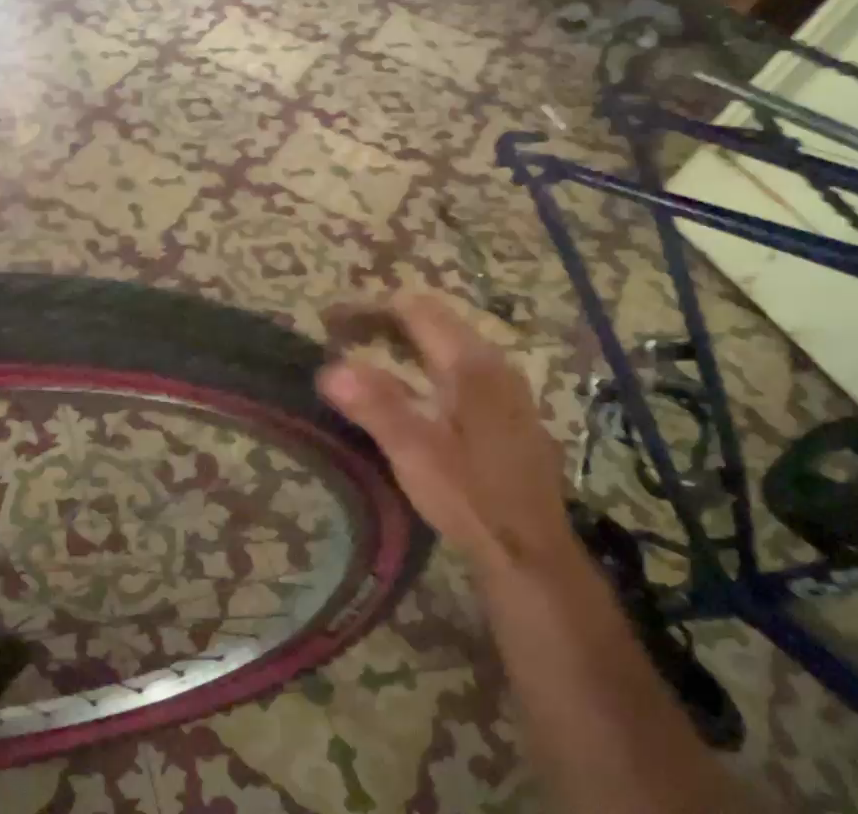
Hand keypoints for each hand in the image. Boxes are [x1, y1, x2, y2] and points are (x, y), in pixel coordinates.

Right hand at [318, 293, 574, 572]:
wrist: (531, 550)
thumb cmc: (470, 499)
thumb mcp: (415, 454)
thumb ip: (375, 405)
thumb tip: (328, 369)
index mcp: (471, 367)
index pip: (416, 310)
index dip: (367, 308)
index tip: (327, 322)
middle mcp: (494, 366)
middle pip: (435, 320)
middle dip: (383, 320)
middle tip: (338, 336)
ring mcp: (507, 389)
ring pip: (449, 344)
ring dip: (403, 341)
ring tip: (363, 354)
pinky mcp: (508, 412)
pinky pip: (459, 367)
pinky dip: (423, 362)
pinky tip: (407, 389)